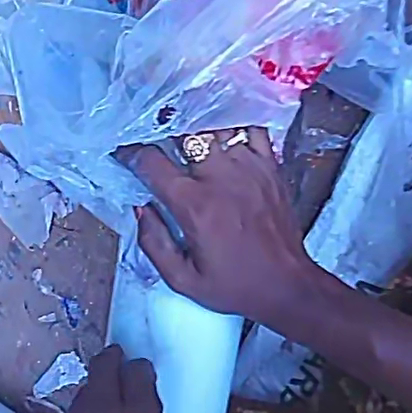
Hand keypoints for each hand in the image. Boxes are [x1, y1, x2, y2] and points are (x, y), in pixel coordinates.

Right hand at [130, 129, 331, 329]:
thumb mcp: (182, 279)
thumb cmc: (236, 285)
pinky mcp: (270, 168)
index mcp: (194, 206)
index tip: (125, 153)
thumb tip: (142, 209)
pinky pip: (251, 130)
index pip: (152, 162)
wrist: (286, 285)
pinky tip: (223, 134)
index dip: (131, 153)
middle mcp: (221, 179)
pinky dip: (234, 127)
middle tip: (154, 136)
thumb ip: (153, 243)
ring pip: (216, 127)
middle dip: (163, 131)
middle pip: (184, 133)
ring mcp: (249, 168)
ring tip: (186, 132)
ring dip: (197, 127)